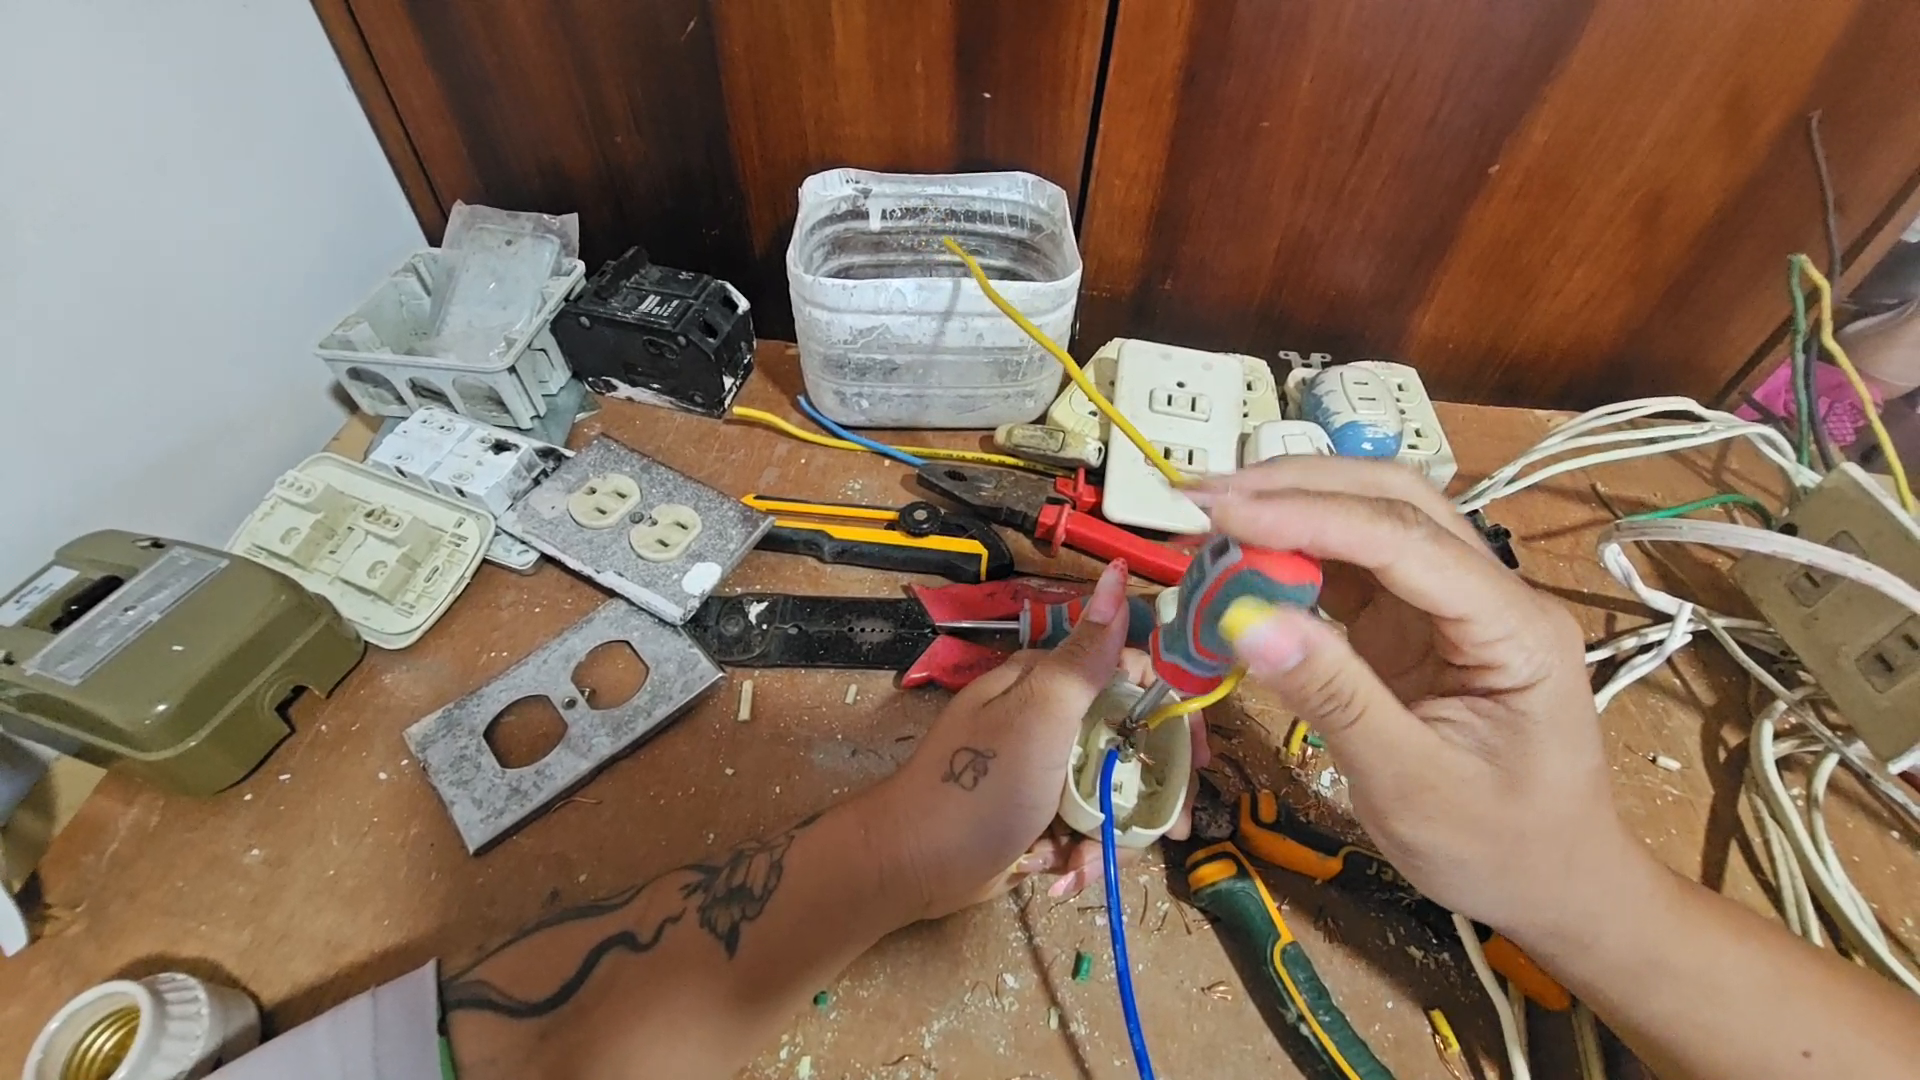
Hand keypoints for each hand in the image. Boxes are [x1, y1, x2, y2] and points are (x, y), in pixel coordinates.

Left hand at [870, 559, 1207, 920]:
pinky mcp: (1033, 809)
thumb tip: (1115, 573)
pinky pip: (1078, 822)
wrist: (911, 864)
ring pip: (1106, 787)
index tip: (1197, 757)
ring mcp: (1040, 765)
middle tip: (1171, 831)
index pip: (1128, 675)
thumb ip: (1086, 655)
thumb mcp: (1041, 715)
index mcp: (1048, 682)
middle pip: (1125, 740)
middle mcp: (1046, 715)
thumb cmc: (979, 785)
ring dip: (1109, 831)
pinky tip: (1058, 873)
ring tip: (1088, 864)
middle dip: (1146, 787)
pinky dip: (1077, 851)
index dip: (1171, 710)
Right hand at [1191, 458, 1638, 936]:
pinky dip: (1285, 553)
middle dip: (1293, 487)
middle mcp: (1483, 590)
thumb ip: (1333, 696)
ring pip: (1363, 517)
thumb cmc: (1496, 844)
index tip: (1220, 514)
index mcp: (1512, 626)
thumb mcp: (1410, 784)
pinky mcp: (1406, 617)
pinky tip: (1239, 559)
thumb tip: (1246, 621)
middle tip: (1203, 499)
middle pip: (1390, 499)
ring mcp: (1443, 599)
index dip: (1306, 517)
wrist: (1548, 876)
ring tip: (1208, 520)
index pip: (1402, 539)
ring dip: (1284, 508)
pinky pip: (1341, 564)